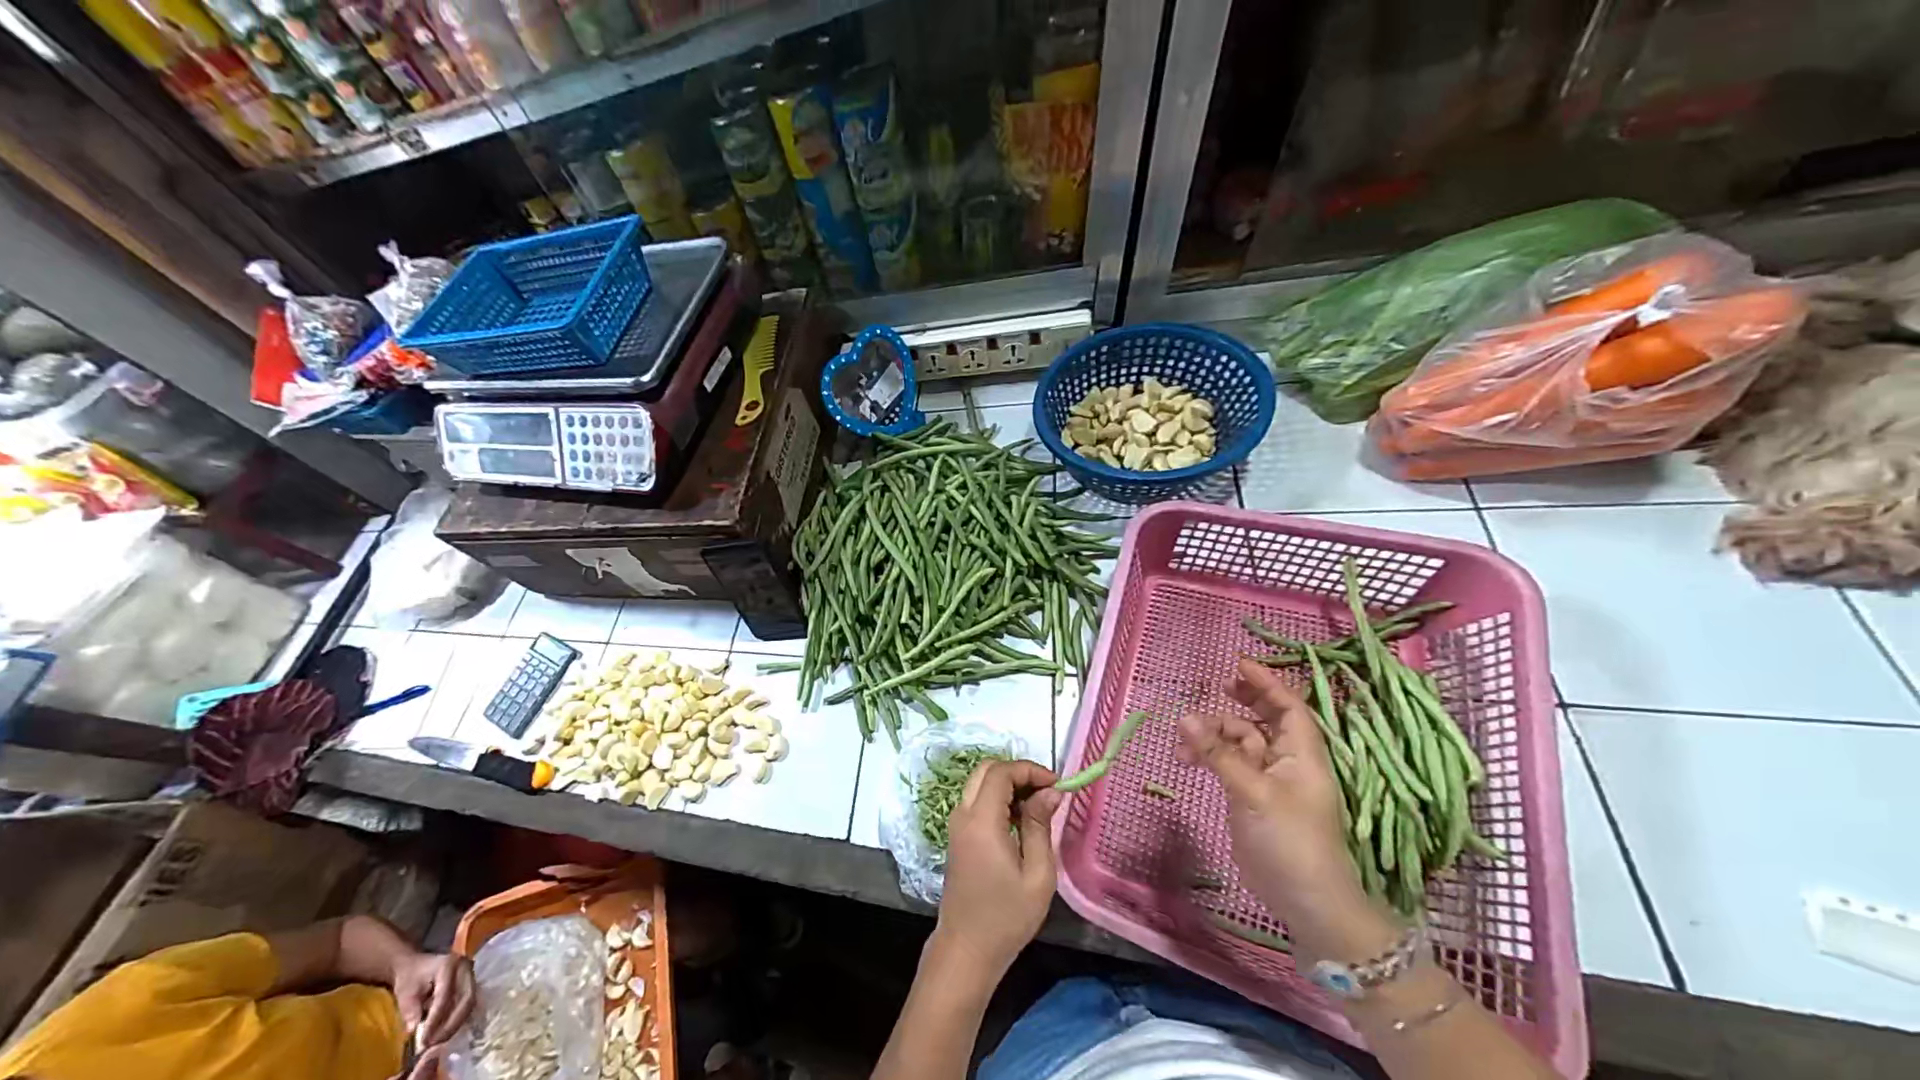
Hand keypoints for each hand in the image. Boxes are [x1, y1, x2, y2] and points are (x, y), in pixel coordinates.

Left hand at [390, 951, 474, 1075]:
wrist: (418, 966)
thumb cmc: (411, 978)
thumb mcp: (405, 992)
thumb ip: (410, 1009)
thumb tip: (412, 1030)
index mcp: (449, 965)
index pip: (445, 995)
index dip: (435, 1019)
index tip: (423, 1041)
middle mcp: (466, 968)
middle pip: (466, 998)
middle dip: (451, 1024)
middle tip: (434, 1043)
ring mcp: (472, 974)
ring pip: (470, 1002)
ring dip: (456, 1024)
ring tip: (438, 1041)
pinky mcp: (472, 983)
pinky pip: (469, 1003)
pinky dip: (458, 1020)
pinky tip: (446, 1032)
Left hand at [932, 759, 1063, 978]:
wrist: (967, 949)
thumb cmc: (1006, 916)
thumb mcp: (1037, 874)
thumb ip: (1041, 826)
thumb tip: (1051, 791)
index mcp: (981, 821)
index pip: (1001, 772)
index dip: (1030, 770)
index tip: (1057, 785)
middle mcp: (963, 815)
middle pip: (987, 770)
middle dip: (1019, 772)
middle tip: (1047, 792)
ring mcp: (957, 825)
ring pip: (980, 783)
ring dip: (1008, 785)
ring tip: (1038, 807)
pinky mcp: (958, 836)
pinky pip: (976, 801)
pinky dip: (998, 799)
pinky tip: (1020, 822)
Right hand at [1178, 658, 1375, 947]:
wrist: (1306, 901)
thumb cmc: (1291, 840)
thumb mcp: (1253, 792)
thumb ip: (1218, 754)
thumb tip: (1184, 717)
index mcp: (1302, 753)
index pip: (1288, 706)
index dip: (1266, 683)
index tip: (1238, 664)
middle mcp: (1287, 762)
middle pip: (1266, 719)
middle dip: (1242, 701)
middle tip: (1215, 687)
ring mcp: (1269, 782)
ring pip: (1241, 743)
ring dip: (1215, 735)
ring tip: (1183, 741)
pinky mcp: (1252, 800)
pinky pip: (1229, 765)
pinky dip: (1210, 757)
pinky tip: (1189, 760)